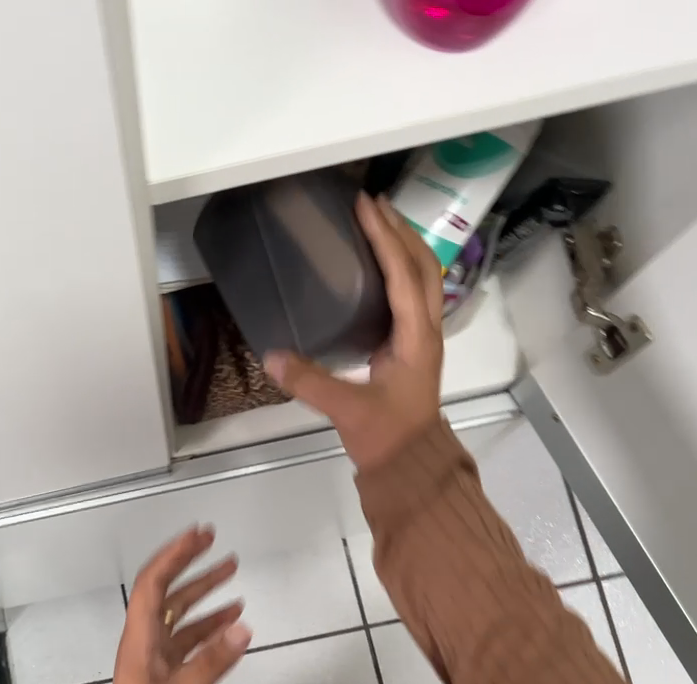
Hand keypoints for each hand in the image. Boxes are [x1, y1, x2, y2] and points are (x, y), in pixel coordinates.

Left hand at [107, 526, 251, 683]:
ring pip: (182, 613)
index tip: (199, 535)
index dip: (175, 555)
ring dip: (205, 593)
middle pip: (168, 591)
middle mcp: (147, 638)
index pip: (154, 582)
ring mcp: (158, 654)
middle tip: (217, 544)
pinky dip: (211, 626)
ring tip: (234, 573)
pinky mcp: (168, 671)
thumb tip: (245, 626)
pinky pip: (190, 638)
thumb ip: (213, 660)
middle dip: (191, 565)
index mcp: (140, 636)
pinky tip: (234, 620)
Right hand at [263, 192, 445, 471]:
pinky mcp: (410, 350)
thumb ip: (310, 382)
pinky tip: (375, 271)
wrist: (411, 466)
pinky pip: (411, 298)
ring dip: (403, 249)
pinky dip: (397, 273)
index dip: (386, 238)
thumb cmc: (387, 437)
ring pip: (423, 280)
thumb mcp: (347, 409)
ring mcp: (421, 339)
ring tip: (378, 225)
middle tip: (373, 205)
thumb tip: (271, 356)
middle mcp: (425, 331)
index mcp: (416, 337)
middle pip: (423, 266)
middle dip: (400, 232)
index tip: (367, 207)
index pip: (404, 275)